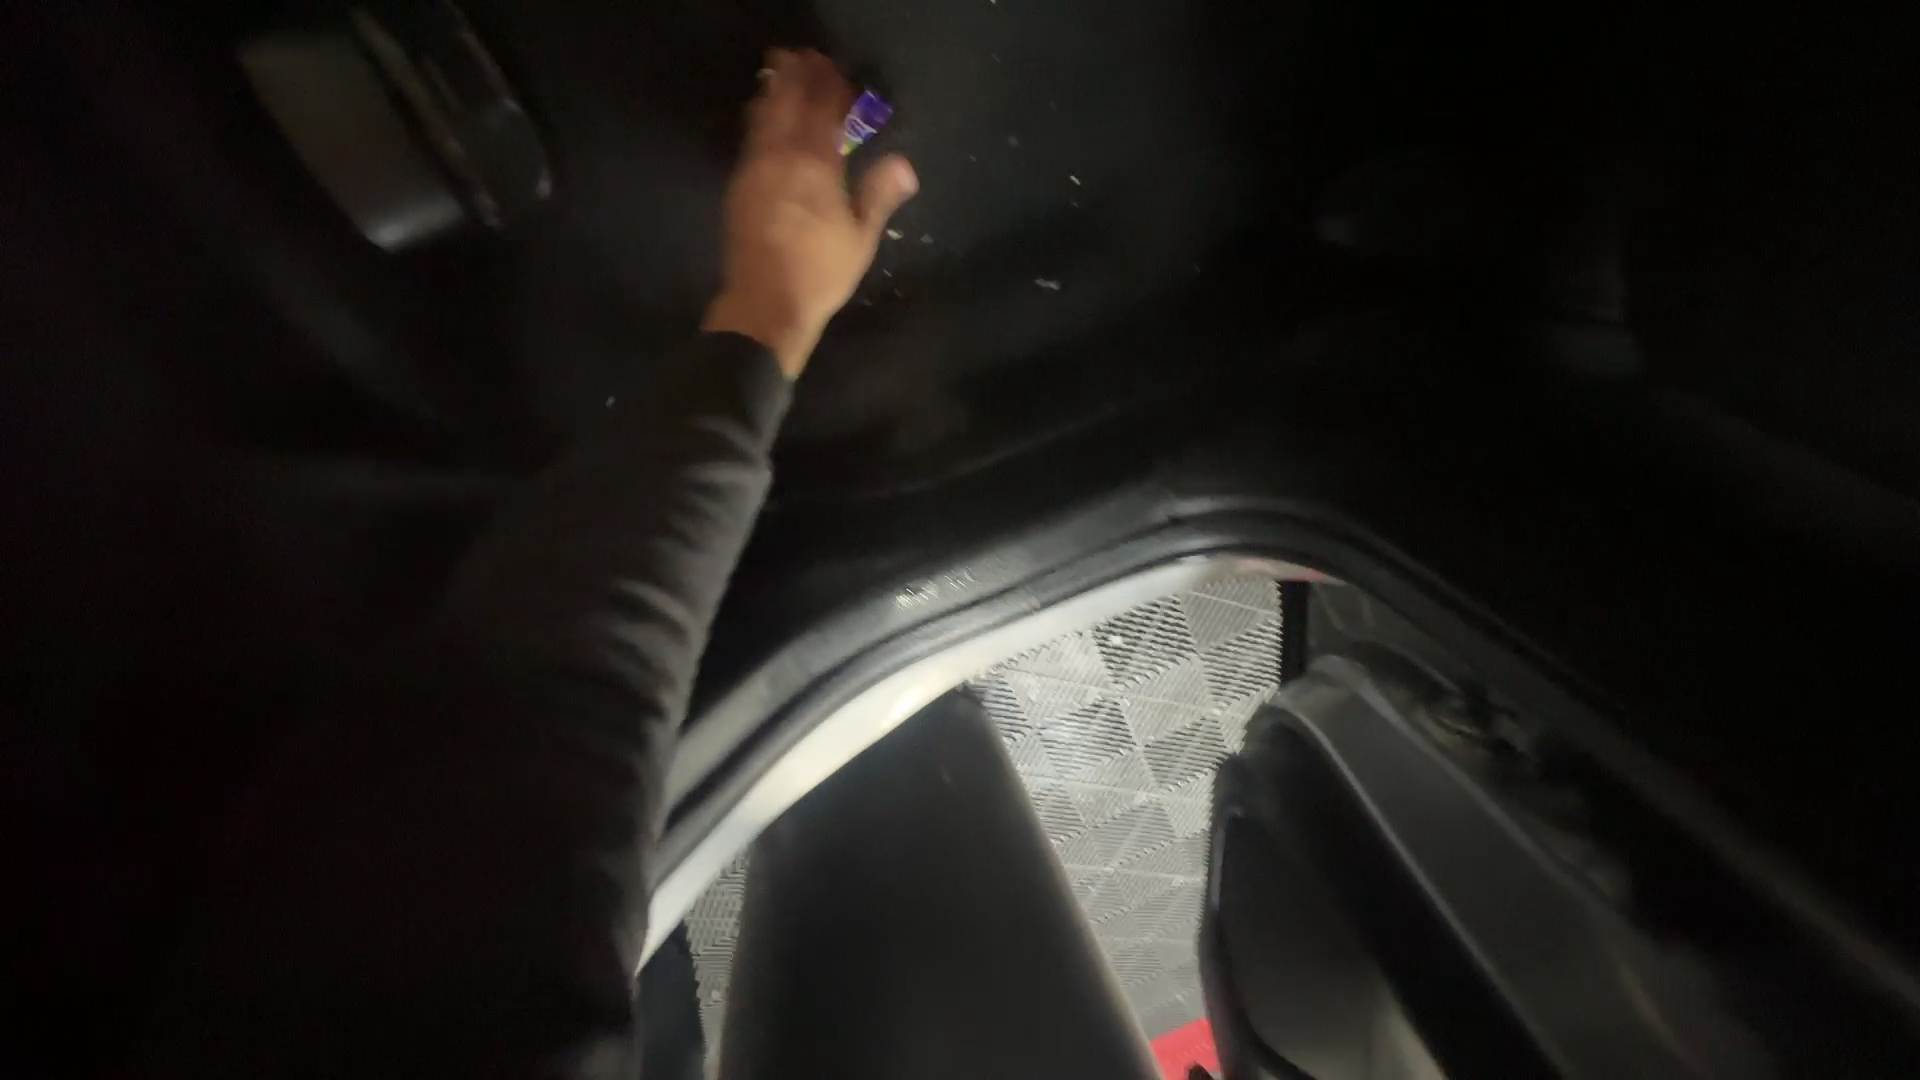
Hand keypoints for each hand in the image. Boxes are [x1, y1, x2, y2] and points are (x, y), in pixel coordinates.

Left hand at [702, 49, 918, 376]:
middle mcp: (781, 155)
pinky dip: (761, 116)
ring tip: (786, 75)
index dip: (835, 87)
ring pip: (764, 112)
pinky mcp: (739, 184)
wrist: (766, 303)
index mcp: (817, 164)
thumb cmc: (821, 274)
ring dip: (777, 89)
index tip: (845, 77)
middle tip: (812, 62)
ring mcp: (755, 167)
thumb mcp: (860, 238)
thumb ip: (879, 195)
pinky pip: (751, 136)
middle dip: (802, 76)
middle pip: (789, 99)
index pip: (825, 109)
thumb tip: (905, 165)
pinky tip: (766, 119)